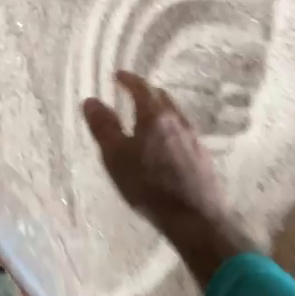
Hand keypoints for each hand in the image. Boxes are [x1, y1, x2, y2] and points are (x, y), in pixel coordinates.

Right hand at [82, 71, 254, 285]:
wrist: (197, 220)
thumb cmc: (149, 186)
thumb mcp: (116, 156)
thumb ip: (103, 126)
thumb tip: (91, 100)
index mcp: (154, 116)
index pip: (141, 88)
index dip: (129, 79)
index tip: (118, 75)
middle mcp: (177, 121)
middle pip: (161, 97)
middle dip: (146, 91)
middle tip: (133, 92)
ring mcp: (194, 140)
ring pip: (175, 115)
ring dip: (160, 109)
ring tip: (149, 116)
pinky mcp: (203, 158)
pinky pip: (184, 132)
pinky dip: (171, 128)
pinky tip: (167, 143)